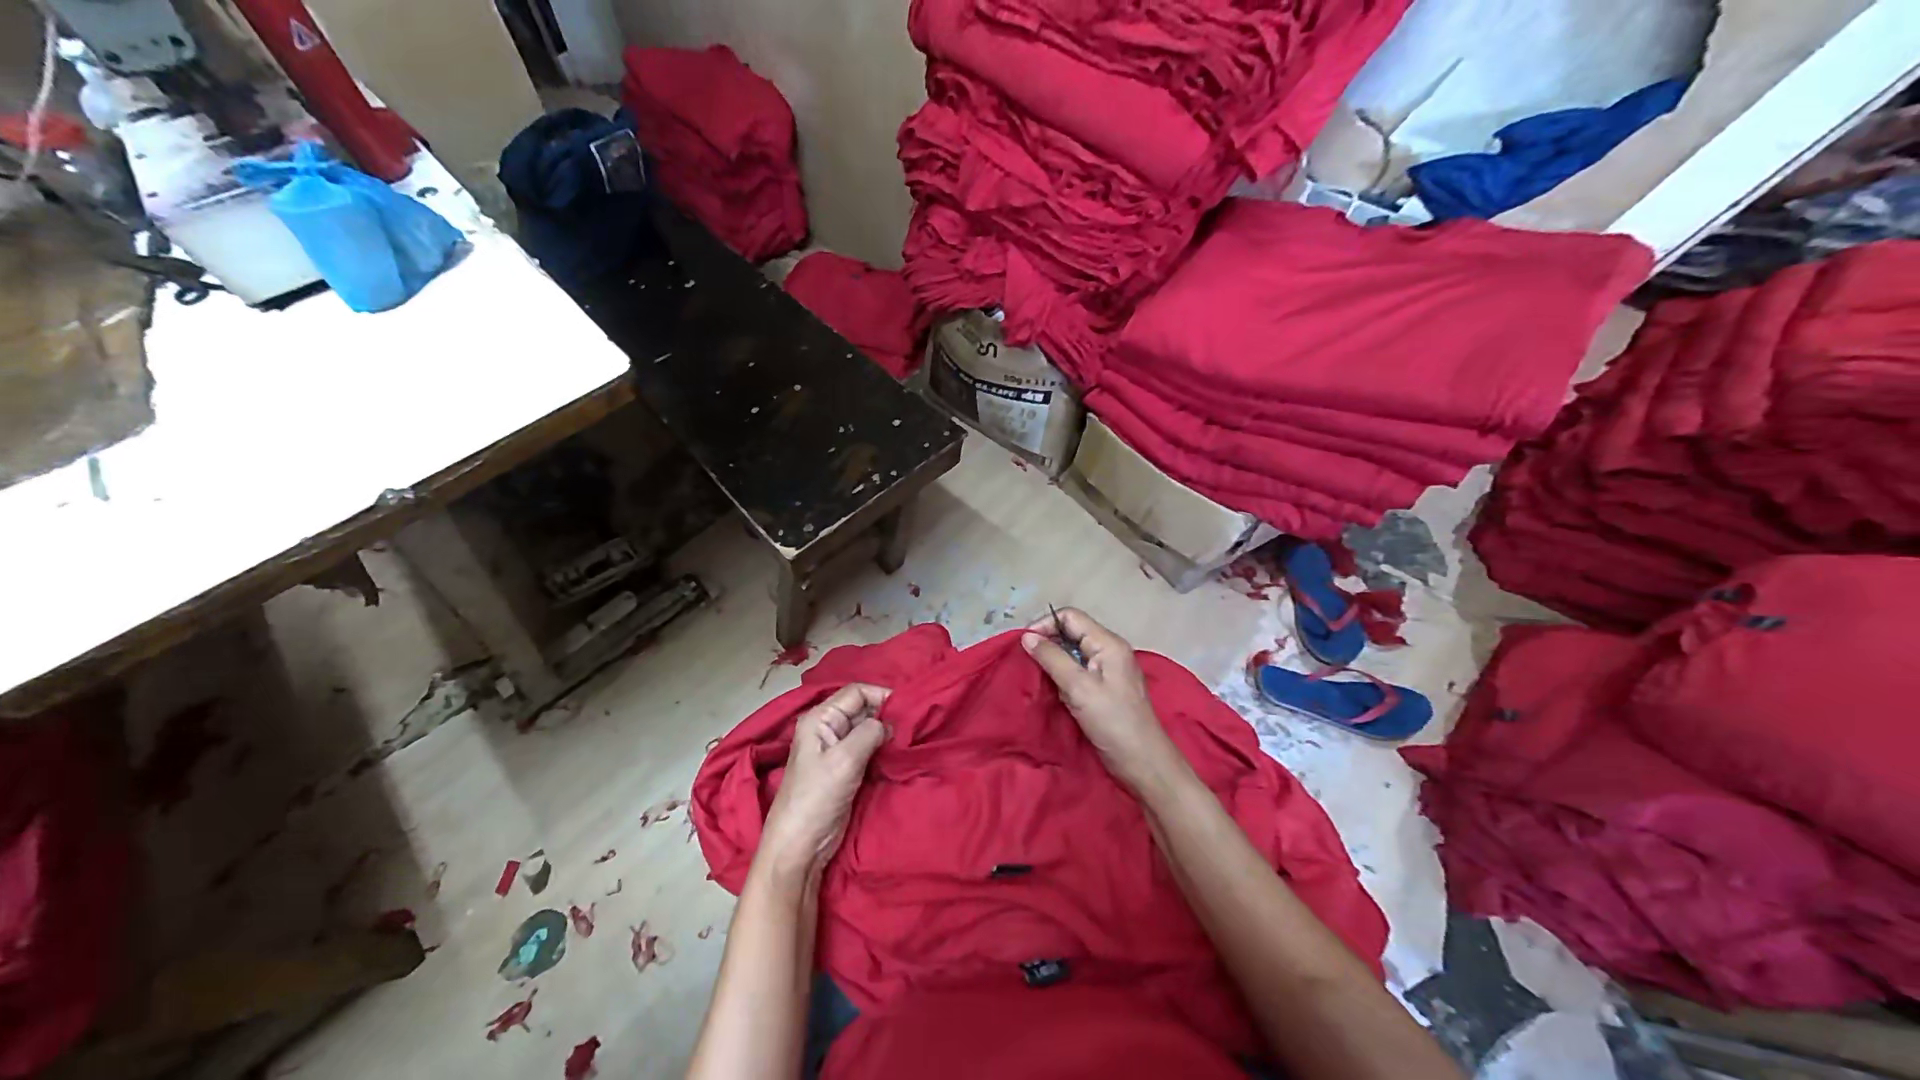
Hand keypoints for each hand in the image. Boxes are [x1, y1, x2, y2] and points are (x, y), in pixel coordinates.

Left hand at [757, 683, 890, 884]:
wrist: (800, 846)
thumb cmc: (816, 798)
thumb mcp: (844, 759)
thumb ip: (869, 733)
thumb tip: (890, 723)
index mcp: (820, 718)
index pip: (856, 692)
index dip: (882, 695)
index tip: (908, 708)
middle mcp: (828, 729)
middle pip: (863, 709)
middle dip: (887, 714)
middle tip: (913, 725)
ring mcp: (837, 750)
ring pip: (868, 730)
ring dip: (888, 733)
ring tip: (910, 738)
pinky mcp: (846, 770)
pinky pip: (869, 750)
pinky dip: (884, 749)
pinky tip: (900, 753)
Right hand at [1022, 609, 1178, 793]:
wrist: (1143, 762)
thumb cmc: (1113, 722)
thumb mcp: (1078, 688)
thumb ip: (1052, 658)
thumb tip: (1027, 637)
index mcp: (1108, 643)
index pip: (1071, 617)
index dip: (1044, 625)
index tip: (1023, 644)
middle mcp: (1110, 650)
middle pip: (1072, 632)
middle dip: (1047, 642)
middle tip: (1025, 661)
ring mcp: (1108, 670)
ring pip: (1073, 652)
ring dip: (1053, 660)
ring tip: (1035, 675)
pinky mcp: (1104, 688)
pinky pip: (1078, 671)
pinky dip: (1062, 676)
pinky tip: (1051, 689)